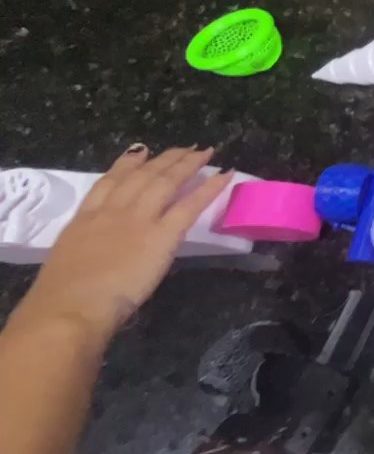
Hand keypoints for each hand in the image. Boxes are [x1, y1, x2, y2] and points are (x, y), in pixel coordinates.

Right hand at [12, 146, 232, 341]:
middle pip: (140, 177)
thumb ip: (92, 243)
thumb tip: (108, 244)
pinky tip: (225, 175)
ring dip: (187, 164)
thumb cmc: (67, 292)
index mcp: (84, 221)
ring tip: (204, 152)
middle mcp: (111, 214)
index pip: (106, 184)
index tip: (140, 151)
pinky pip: (191, 204)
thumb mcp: (72, 257)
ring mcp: (138, 221)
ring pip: (165, 183)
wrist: (72, 305)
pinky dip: (211, 187)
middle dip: (164, 160)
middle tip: (184, 148)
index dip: (125, 165)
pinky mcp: (163, 233)